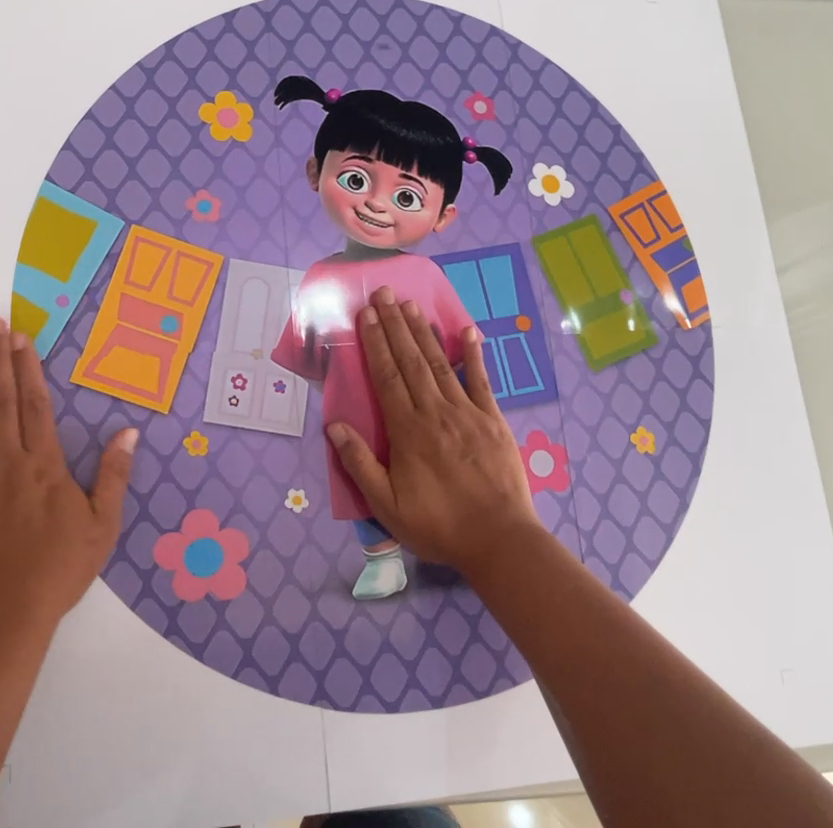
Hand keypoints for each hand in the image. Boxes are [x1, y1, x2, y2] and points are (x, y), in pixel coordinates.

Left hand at [0, 316, 137, 642]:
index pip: (36, 404)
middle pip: (1, 400)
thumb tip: (129, 433)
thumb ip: (113, 476)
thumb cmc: (58, 571)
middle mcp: (8, 461)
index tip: (23, 339)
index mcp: (46, 465)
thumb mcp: (102, 527)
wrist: (1, 614)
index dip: (29, 369)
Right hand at [325, 287, 542, 571]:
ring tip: (411, 305)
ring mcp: (467, 412)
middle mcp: (435, 412)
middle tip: (385, 294)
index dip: (375, 343)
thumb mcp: (387, 505)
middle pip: (410, 361)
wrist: (499, 539)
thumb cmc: (438, 525)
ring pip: (439, 364)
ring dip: (424, 332)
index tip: (366, 315)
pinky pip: (481, 380)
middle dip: (395, 325)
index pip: (386, 377)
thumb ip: (360, 464)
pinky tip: (468, 331)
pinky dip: (473, 355)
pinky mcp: (493, 420)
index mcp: (407, 430)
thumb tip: (334, 427)